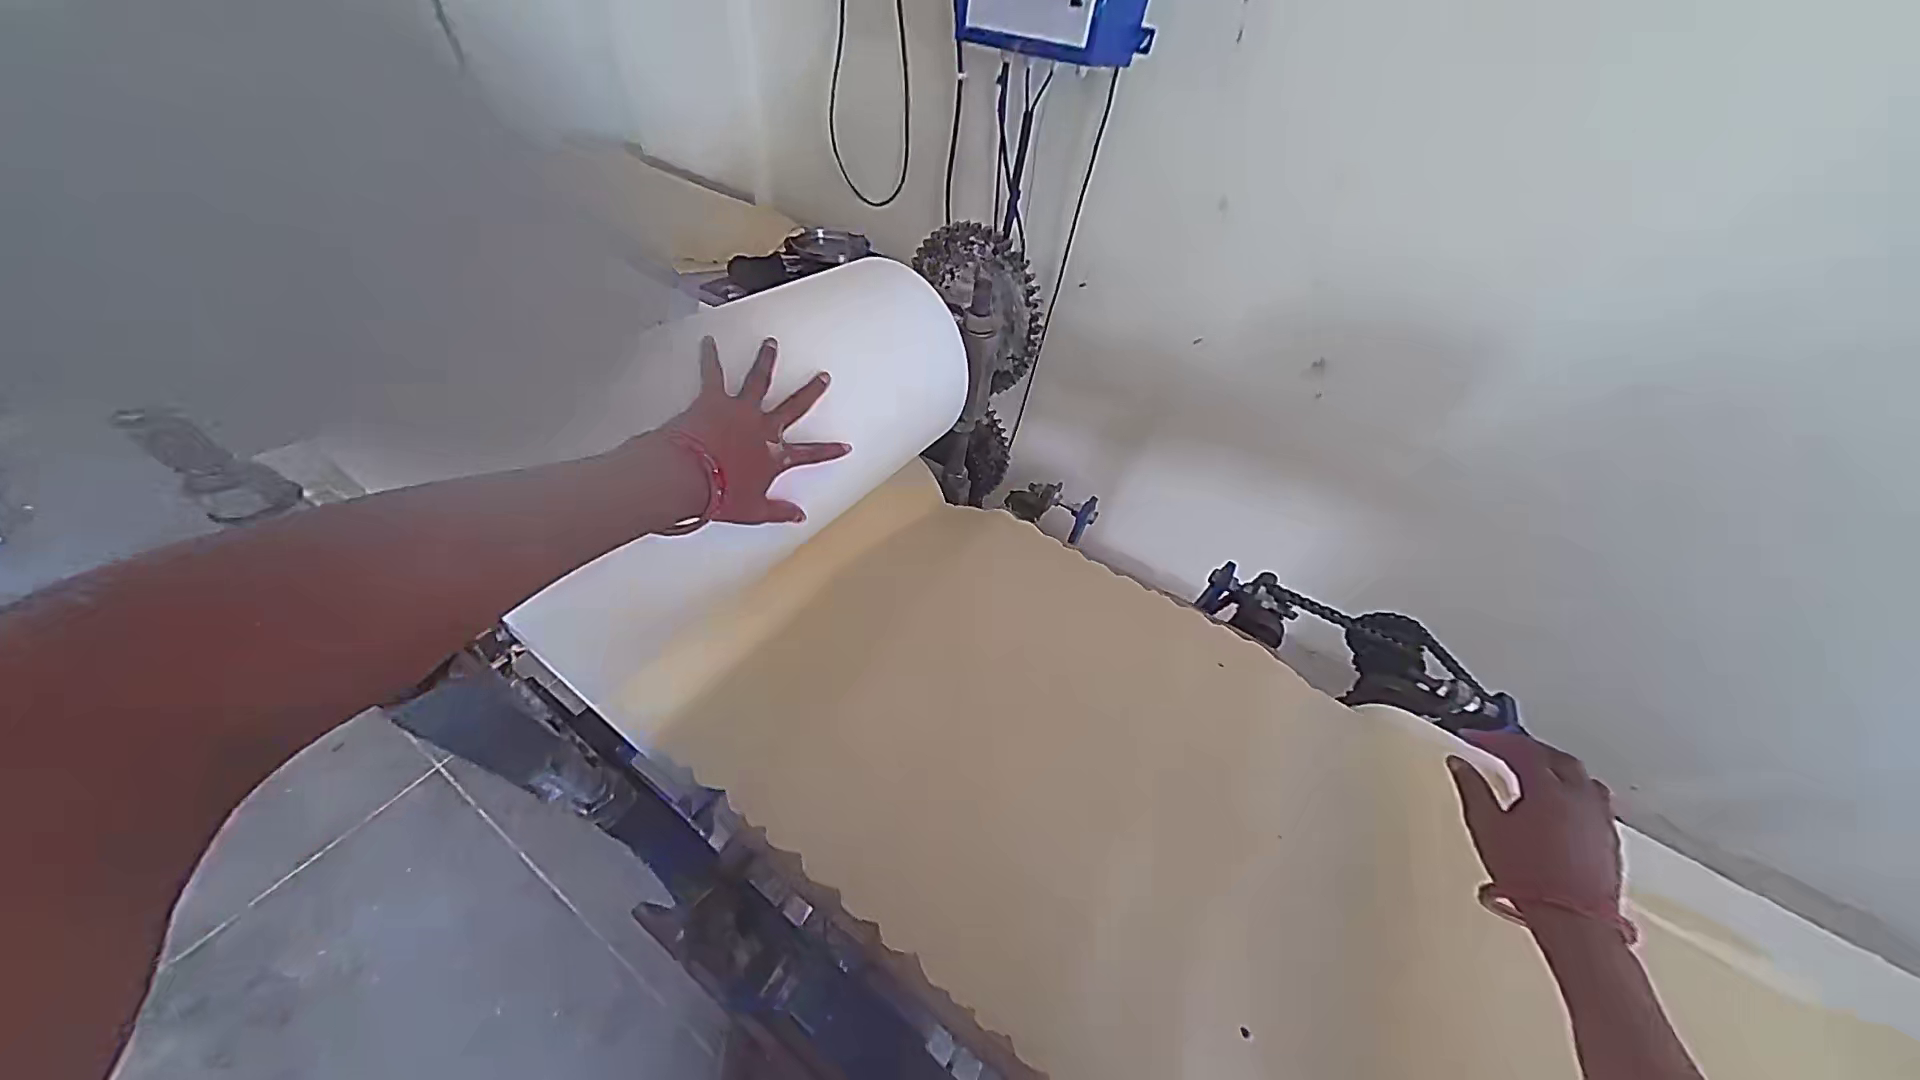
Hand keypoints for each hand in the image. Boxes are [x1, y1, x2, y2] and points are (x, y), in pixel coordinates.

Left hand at [664, 335, 850, 524]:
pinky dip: (710, 357)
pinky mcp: (713, 400)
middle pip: (793, 406)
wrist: (688, 477)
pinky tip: (708, 342)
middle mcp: (763, 428)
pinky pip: (713, 374)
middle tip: (822, 377)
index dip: (829, 450)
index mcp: (774, 456)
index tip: (844, 446)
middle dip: (810, 391)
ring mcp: (740, 410)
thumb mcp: (753, 510)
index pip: (810, 453)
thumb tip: (798, 516)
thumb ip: (779, 511)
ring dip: (766, 361)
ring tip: (771, 345)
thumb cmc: (719, 495)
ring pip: (758, 380)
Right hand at [1447, 732, 1623, 913]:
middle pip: (1556, 757)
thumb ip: (1473, 787)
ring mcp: (1598, 818)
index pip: (1521, 749)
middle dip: (1527, 747)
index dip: (1494, 738)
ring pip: (1580, 776)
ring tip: (1533, 768)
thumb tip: (1460, 764)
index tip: (1475, 737)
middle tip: (1502, 746)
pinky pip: (1593, 798)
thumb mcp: (1485, 824)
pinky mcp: (1608, 837)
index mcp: (1548, 790)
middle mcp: (1580, 798)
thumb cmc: (1528, 873)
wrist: (1571, 917)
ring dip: (1554, 765)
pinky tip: (1557, 799)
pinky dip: (1571, 788)